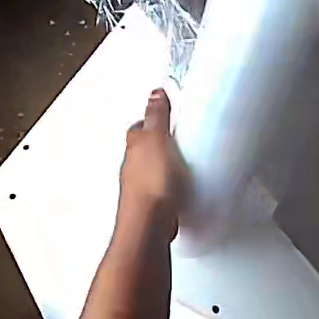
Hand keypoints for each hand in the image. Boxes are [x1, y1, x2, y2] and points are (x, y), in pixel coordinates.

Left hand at [119, 89, 188, 227]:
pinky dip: (171, 185)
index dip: (151, 117)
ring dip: (164, 164)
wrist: (150, 224)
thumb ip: (157, 117)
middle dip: (158, 141)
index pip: (140, 126)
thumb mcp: (157, 139)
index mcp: (135, 146)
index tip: (163, 110)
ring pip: (152, 169)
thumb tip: (155, 94)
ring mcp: (143, 186)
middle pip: (145, 148)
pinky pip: (163, 190)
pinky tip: (184, 189)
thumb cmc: (150, 185)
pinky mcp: (155, 205)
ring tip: (183, 161)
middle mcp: (134, 166)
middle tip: (175, 135)